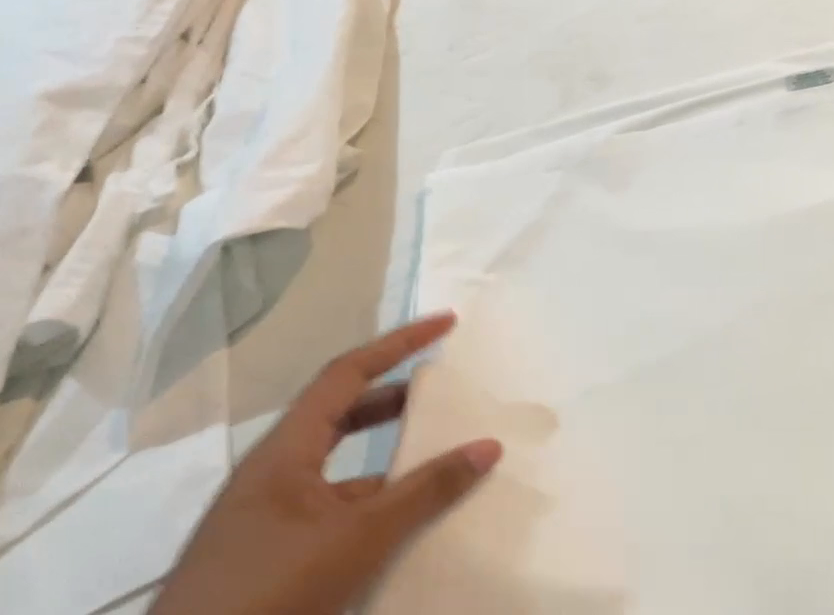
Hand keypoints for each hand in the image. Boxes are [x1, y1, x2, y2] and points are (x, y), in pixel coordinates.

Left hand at [153, 313, 500, 614]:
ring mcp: (266, 518)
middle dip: (395, 399)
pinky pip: (333, 507)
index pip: (345, 375)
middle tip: (445, 393)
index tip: (445, 324)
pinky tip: (406, 525)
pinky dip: (374, 502)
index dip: (397, 344)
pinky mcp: (268, 555)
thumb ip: (427, 490)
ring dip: (387, 458)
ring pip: (338, 467)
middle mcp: (271, 475)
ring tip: (440, 462)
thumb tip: (489, 446)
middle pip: (341, 416)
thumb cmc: (270, 589)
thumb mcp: (361, 537)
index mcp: (283, 454)